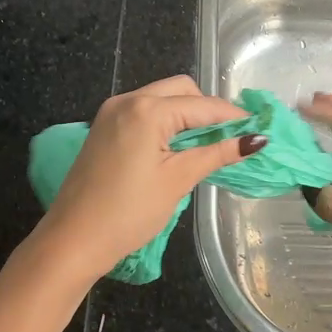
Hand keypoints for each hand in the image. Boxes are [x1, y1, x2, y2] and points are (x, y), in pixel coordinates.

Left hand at [35, 75, 257, 281]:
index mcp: (147, 110)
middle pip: (181, 90)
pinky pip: (144, 111)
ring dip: (186, 114)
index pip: (201, 105)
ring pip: (161, 98)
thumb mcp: (177, 181)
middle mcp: (128, 99)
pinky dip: (165, 121)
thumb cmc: (128, 213)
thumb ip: (216, 154)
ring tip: (208, 144)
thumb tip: (255, 141)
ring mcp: (112, 111)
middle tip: (231, 138)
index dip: (233, 117)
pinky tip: (177, 146)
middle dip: (208, 109)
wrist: (71, 240)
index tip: (259, 129)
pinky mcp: (104, 126)